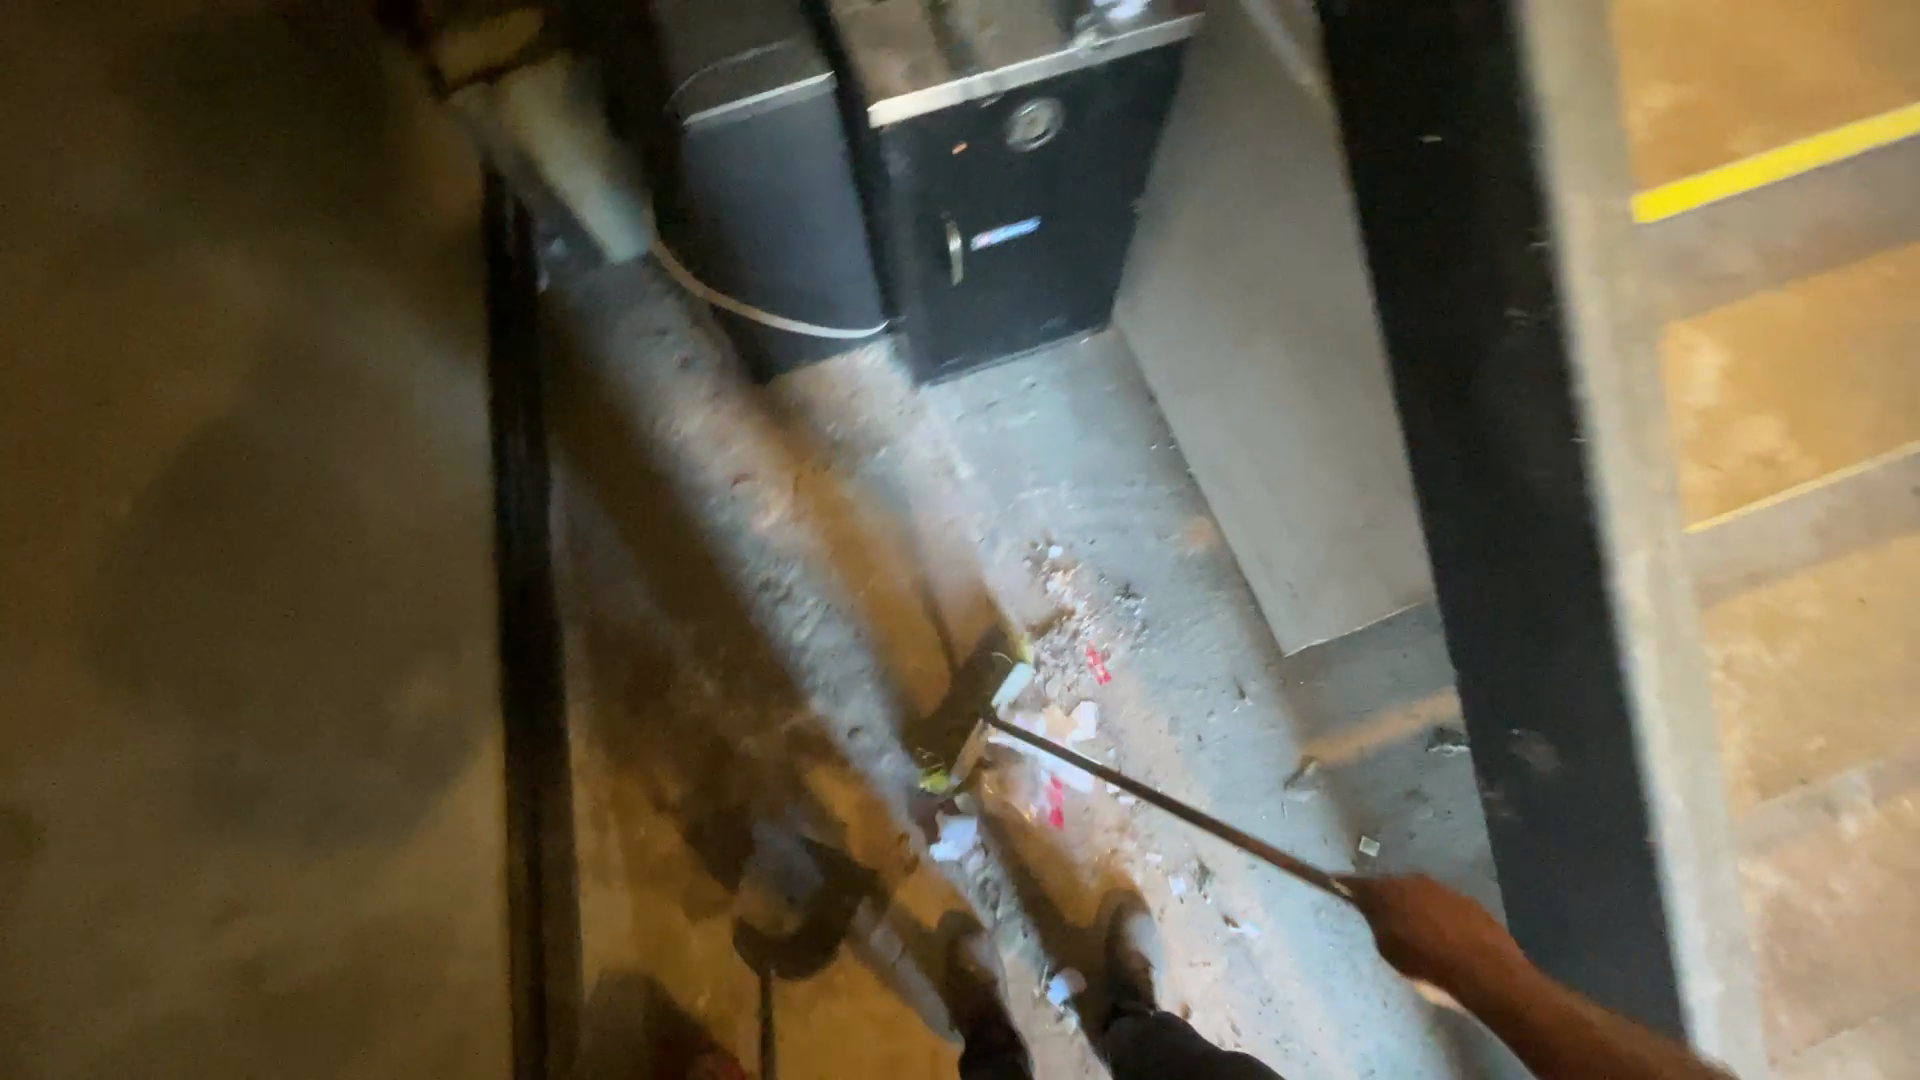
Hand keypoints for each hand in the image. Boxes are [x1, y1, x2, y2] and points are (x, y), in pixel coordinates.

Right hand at [1341, 874, 1530, 993]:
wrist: (1490, 975)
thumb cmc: (1430, 966)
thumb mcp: (1390, 951)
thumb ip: (1378, 926)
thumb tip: (1376, 914)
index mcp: (1388, 891)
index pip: (1357, 883)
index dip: (1344, 885)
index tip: (1334, 883)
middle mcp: (1413, 881)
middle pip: (1391, 886)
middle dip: (1386, 899)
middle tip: (1384, 920)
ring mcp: (1444, 889)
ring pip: (1420, 894)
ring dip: (1415, 907)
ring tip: (1420, 934)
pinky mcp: (1471, 903)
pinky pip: (1445, 906)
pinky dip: (1440, 917)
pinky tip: (1448, 939)